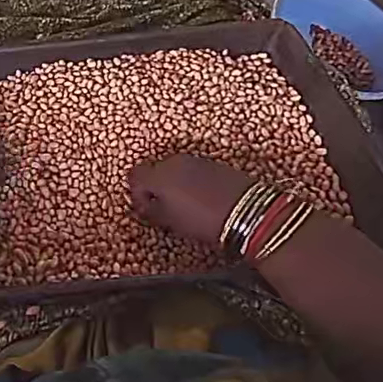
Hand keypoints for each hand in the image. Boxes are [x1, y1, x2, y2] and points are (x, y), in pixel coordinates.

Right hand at [129, 154, 254, 248]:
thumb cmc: (203, 219)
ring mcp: (195, 160)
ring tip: (184, 206)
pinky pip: (192, 170)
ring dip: (173, 184)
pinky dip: (191, 182)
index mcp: (159, 174)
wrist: (247, 212)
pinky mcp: (213, 164)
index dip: (137, 193)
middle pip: (154, 170)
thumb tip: (146, 206)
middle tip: (163, 209)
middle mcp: (174, 161)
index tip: (145, 209)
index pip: (134, 176)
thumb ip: (152, 209)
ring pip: (174, 169)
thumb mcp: (171, 221)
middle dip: (155, 188)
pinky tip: (201, 200)